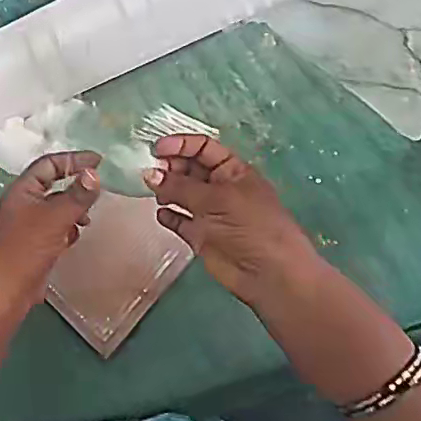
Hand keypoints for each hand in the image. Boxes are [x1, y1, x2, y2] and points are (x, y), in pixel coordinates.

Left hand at [0, 150, 102, 297]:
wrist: (5, 290)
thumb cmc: (26, 248)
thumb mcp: (56, 218)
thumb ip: (77, 195)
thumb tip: (93, 174)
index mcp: (22, 190)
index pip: (49, 164)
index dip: (73, 159)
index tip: (98, 161)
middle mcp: (22, 203)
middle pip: (52, 184)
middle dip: (75, 185)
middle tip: (97, 187)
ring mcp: (26, 224)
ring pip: (54, 207)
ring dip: (73, 209)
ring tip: (88, 217)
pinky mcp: (32, 244)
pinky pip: (54, 227)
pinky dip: (67, 227)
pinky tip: (75, 236)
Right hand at [142, 134, 323, 305]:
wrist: (270, 275)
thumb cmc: (251, 227)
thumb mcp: (217, 199)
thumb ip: (180, 186)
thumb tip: (149, 174)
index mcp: (232, 171)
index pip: (203, 148)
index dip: (180, 145)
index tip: (156, 149)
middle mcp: (220, 188)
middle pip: (188, 168)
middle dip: (169, 167)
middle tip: (151, 173)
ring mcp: (209, 212)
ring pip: (181, 193)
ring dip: (166, 190)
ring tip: (156, 194)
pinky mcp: (200, 234)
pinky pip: (179, 219)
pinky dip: (169, 215)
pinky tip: (162, 213)